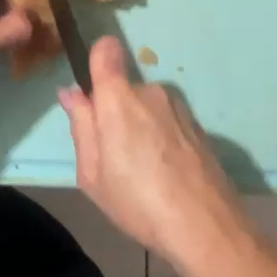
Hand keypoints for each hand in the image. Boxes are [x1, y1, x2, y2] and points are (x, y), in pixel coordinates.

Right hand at [58, 37, 243, 267]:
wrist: (205, 226)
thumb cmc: (137, 201)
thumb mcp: (92, 173)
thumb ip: (81, 127)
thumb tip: (71, 94)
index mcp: (118, 98)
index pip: (106, 50)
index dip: (97, 62)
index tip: (93, 93)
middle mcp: (151, 92)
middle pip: (124, 90)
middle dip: (115, 113)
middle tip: (114, 157)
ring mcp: (179, 108)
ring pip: (147, 108)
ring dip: (141, 128)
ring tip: (143, 172)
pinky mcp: (199, 127)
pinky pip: (168, 123)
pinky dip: (163, 141)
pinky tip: (166, 175)